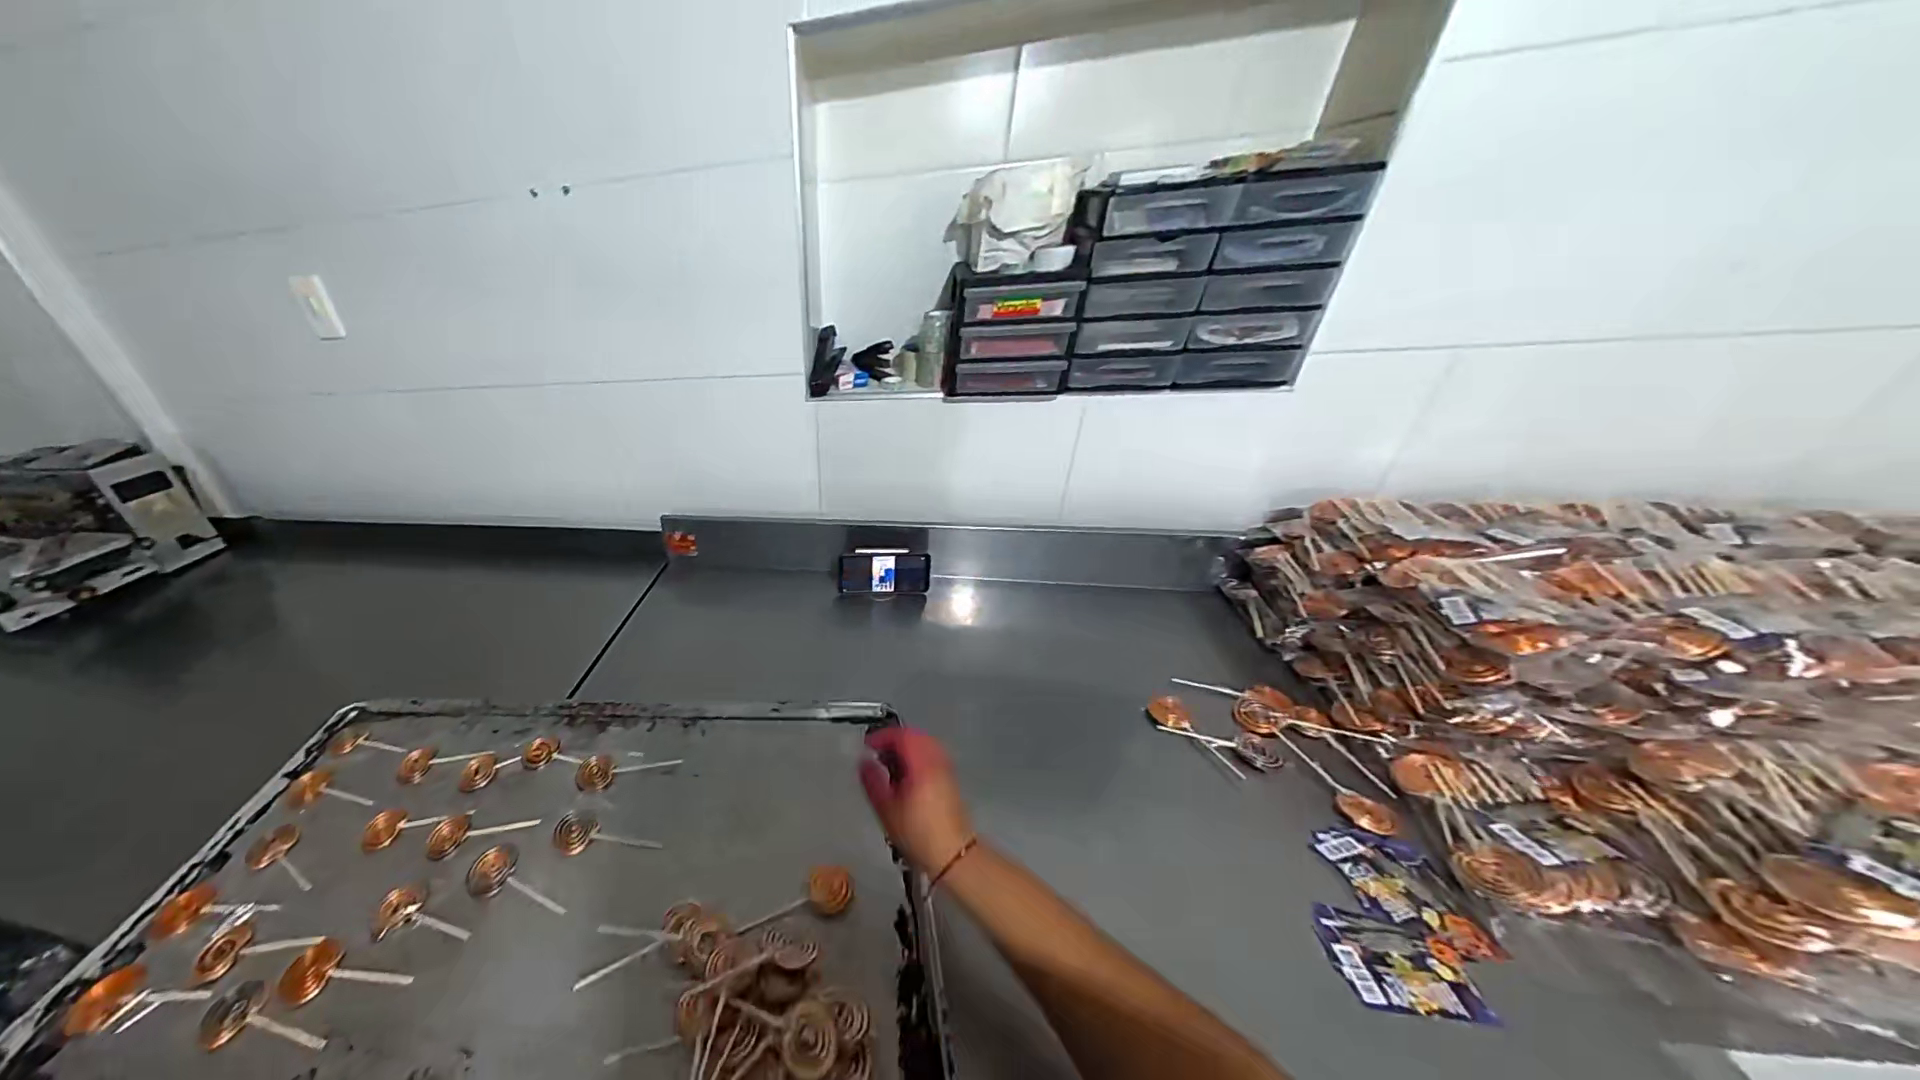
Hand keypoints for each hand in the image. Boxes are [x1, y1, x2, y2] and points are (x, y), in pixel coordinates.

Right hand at [859, 727, 974, 875]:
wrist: (952, 853)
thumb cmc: (916, 832)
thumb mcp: (886, 809)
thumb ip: (873, 781)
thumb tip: (864, 761)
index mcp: (922, 764)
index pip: (902, 735)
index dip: (883, 736)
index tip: (867, 745)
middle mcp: (937, 760)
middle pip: (915, 735)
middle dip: (894, 739)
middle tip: (876, 752)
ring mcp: (947, 768)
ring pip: (925, 743)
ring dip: (906, 746)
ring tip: (888, 763)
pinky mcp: (951, 778)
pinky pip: (932, 753)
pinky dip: (917, 754)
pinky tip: (906, 773)